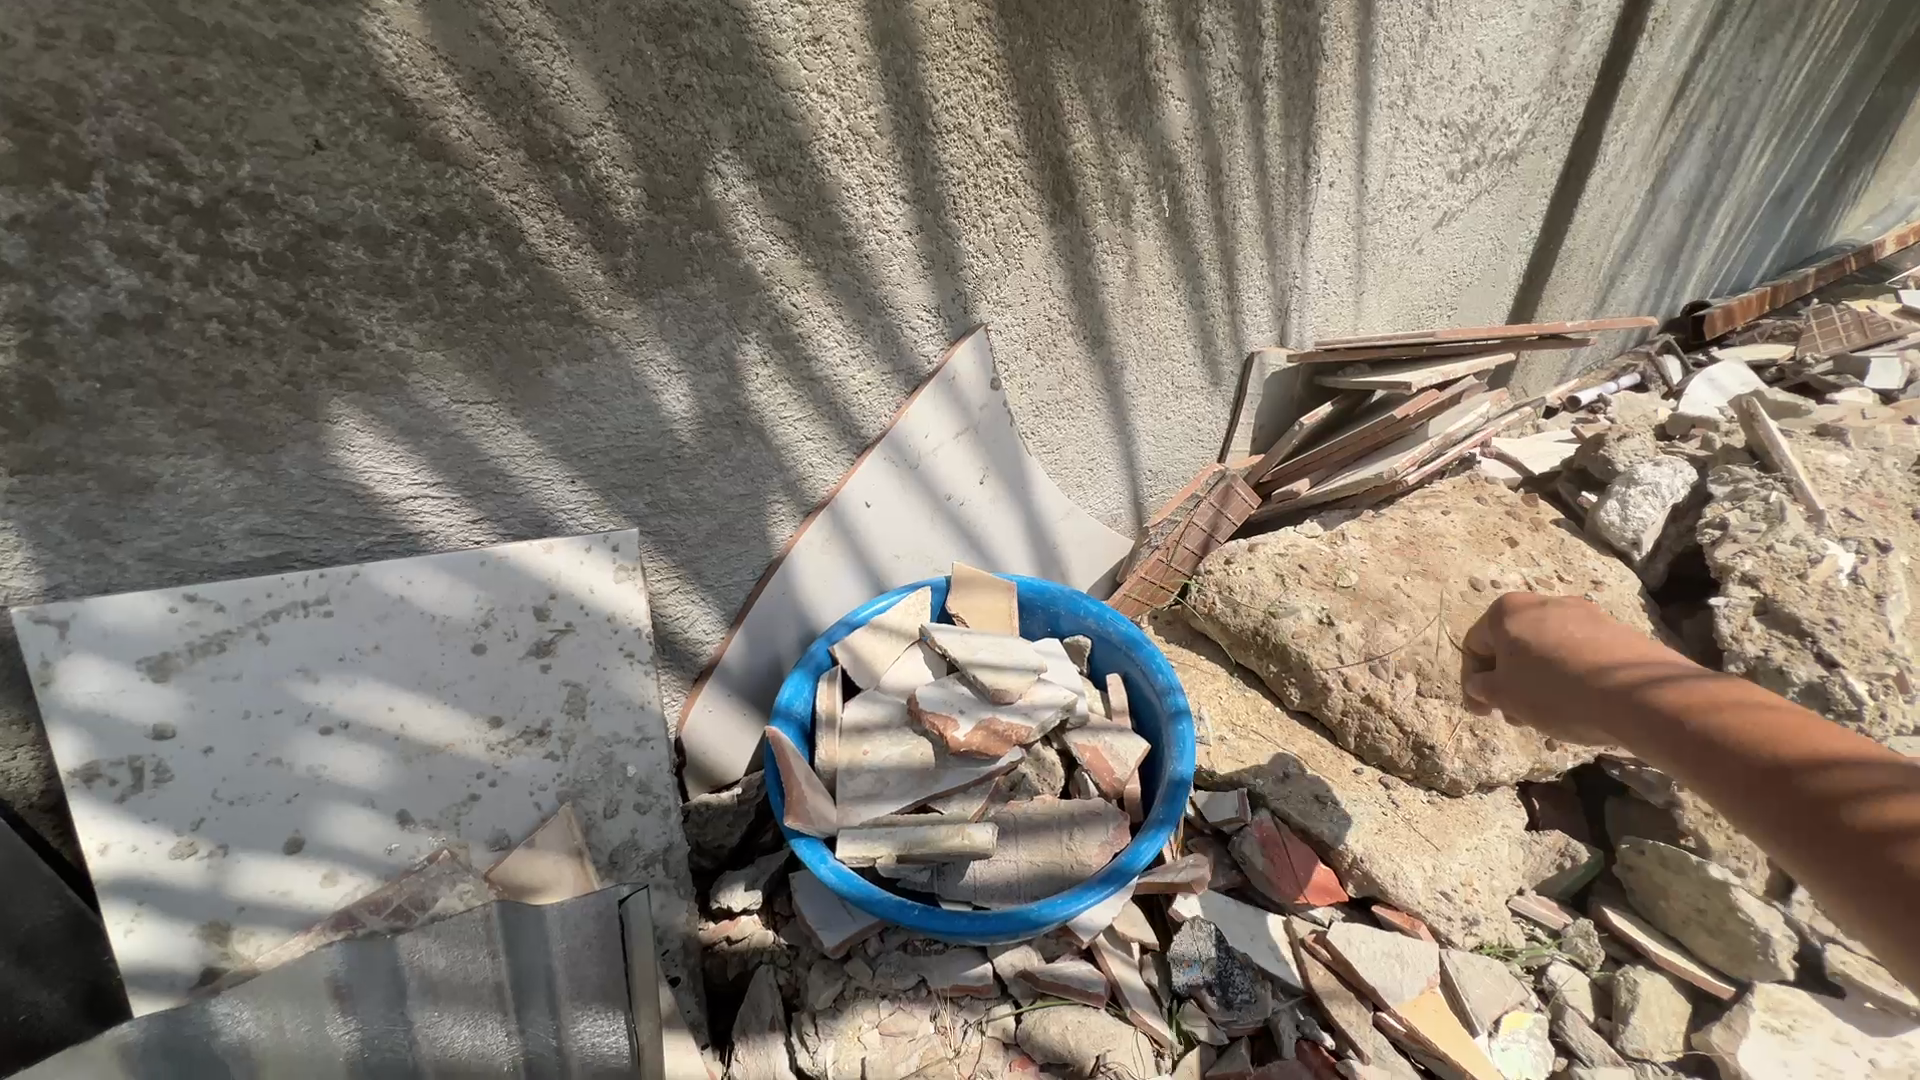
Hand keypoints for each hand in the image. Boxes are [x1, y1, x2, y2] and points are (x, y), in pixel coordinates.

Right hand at [1461, 592, 1693, 745]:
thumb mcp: (1505, 695)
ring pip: (1546, 650)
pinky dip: (1570, 676)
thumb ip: (1483, 688)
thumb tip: (1481, 685)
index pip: (1474, 647)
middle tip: (1512, 714)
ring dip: (1537, 680)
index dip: (1470, 683)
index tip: (1481, 712)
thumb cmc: (1557, 691)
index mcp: (1506, 610)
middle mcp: (1544, 603)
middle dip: (1507, 681)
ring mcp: (1587, 615)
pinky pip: (1579, 654)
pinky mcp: (1620, 632)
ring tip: (1546, 714)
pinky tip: (1579, 703)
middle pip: (1512, 646)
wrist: (1645, 696)